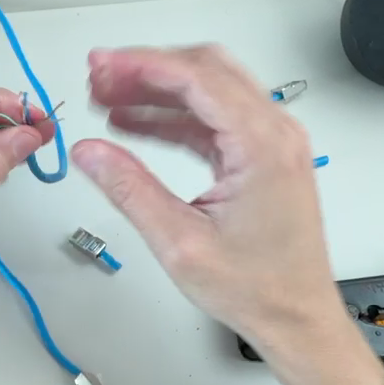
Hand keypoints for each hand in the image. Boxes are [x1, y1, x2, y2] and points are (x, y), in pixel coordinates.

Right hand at [71, 46, 383, 384]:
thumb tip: (87, 151)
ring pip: (209, 93)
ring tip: (106, 99)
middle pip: (206, 72)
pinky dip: (174, 118)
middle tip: (99, 78)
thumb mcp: (178, 241)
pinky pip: (213, 121)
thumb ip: (129, 188)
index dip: (142, 65)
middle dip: (147, 70)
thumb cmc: (253, 287)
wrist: (296, 319)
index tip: (101, 66)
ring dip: (157, 92)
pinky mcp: (262, 159)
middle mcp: (274, 133)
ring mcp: (271, 144)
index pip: (197, 78)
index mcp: (262, 145)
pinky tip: (135, 125)